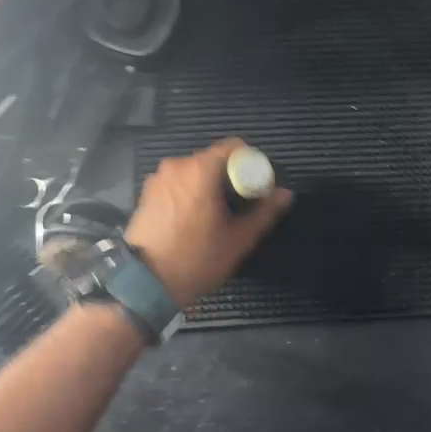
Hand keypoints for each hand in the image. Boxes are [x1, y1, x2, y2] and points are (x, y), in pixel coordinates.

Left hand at [126, 139, 293, 306]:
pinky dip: (190, 193)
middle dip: (231, 178)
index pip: (235, 147)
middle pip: (215, 159)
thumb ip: (265, 212)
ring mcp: (158, 178)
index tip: (256, 189)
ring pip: (195, 172)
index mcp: (200, 170)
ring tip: (215, 217)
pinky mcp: (147, 193)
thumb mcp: (238, 239)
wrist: (145, 283)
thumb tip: (286, 194)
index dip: (252, 165)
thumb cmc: (196, 259)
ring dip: (210, 187)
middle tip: (240, 207)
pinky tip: (193, 220)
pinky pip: (178, 183)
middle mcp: (177, 165)